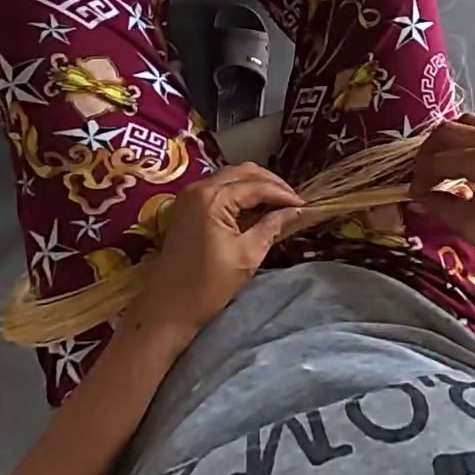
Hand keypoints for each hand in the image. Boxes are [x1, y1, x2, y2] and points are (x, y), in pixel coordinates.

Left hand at [126, 163, 304, 336]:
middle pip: (242, 172)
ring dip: (255, 185)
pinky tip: (256, 205)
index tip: (306, 204)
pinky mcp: (188, 203)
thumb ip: (272, 227)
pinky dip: (240, 191)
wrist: (168, 303)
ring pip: (230, 176)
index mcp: (212, 197)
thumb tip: (296, 211)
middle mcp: (199, 187)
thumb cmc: (208, 283)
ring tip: (279, 202)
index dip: (283, 193)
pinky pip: (219, 186)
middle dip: (270, 183)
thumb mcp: (247, 255)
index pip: (255, 185)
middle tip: (293, 200)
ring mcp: (190, 193)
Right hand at [408, 113, 474, 297]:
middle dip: (426, 154)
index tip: (414, 194)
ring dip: (444, 143)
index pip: (438, 160)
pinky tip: (461, 162)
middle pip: (446, 133)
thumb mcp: (472, 225)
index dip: (420, 177)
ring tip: (437, 165)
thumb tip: (416, 198)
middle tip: (420, 177)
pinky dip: (464, 141)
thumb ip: (439, 206)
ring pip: (463, 125)